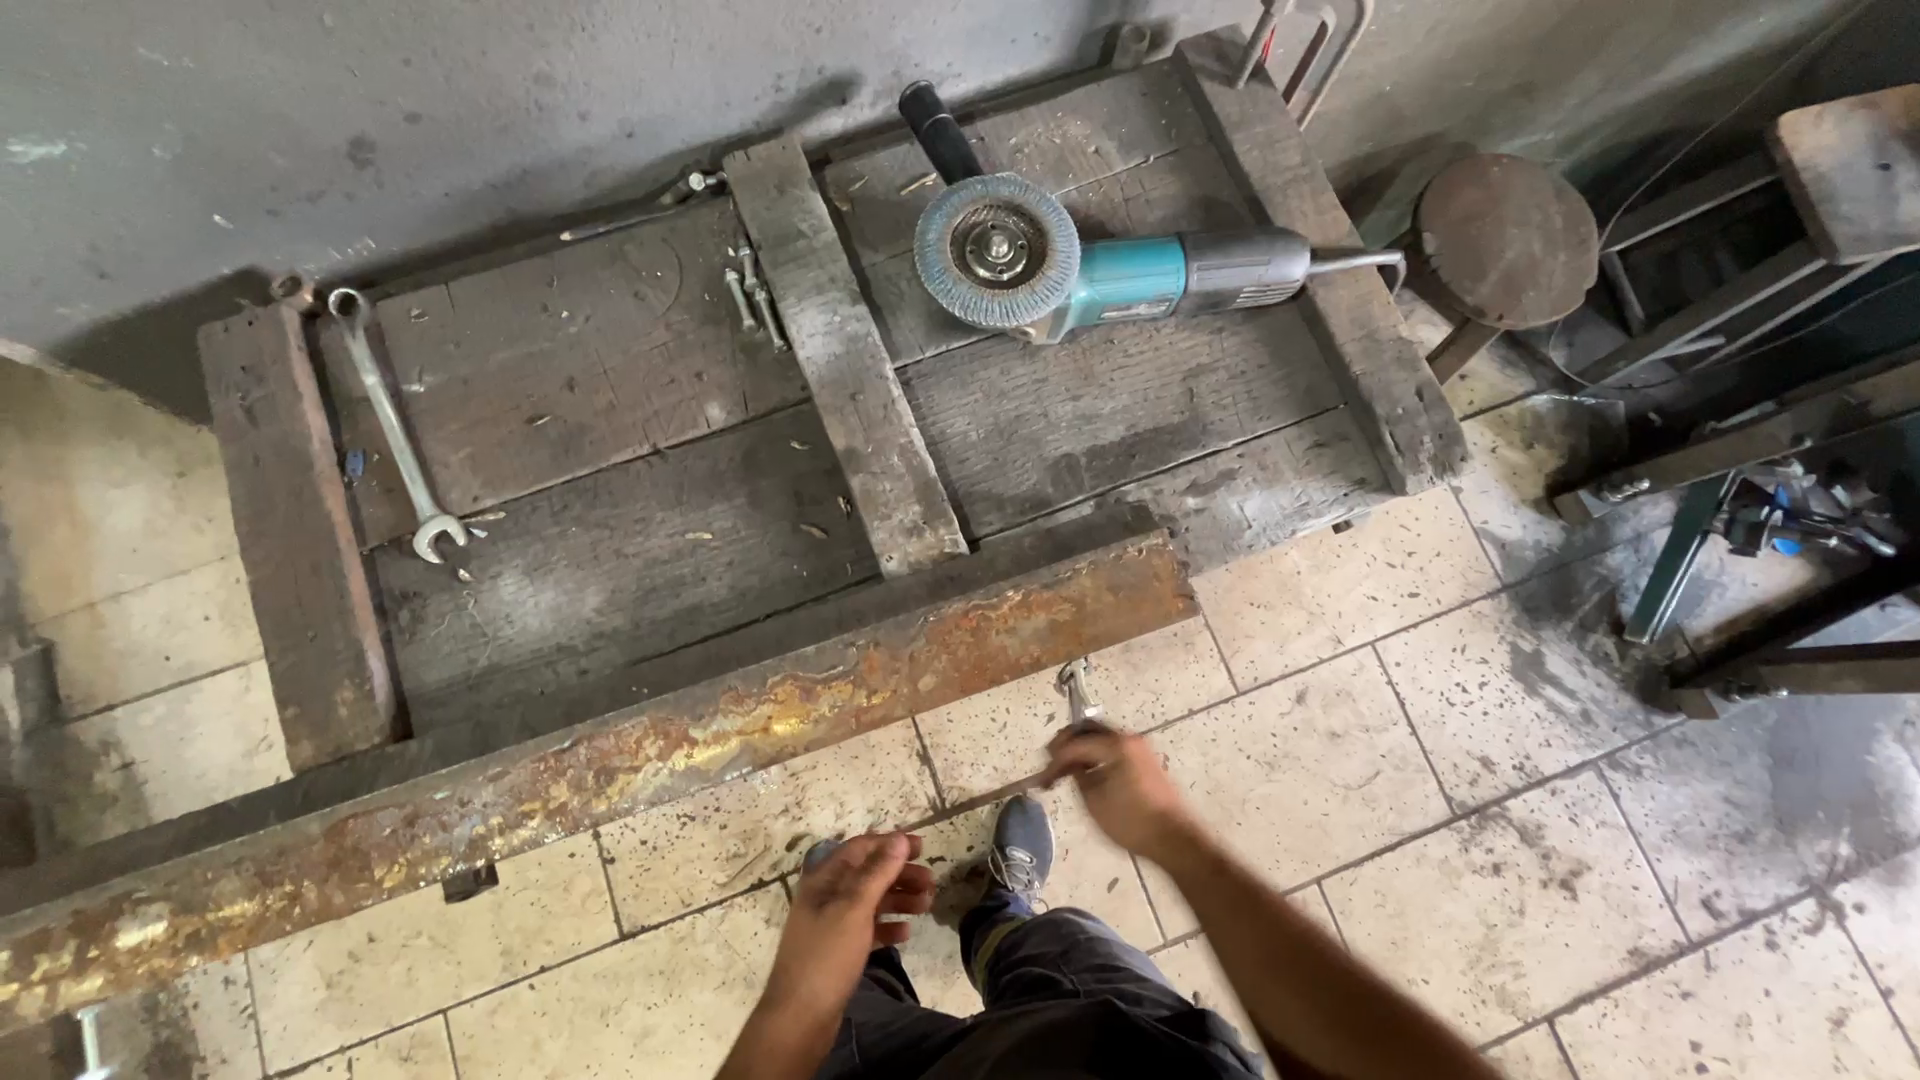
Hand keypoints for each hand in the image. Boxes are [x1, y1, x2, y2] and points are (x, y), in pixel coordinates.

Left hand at [760, 833, 933, 1019]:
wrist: (799, 1019)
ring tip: (926, 906)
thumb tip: (899, 838)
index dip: (891, 844)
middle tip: (930, 882)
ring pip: (871, 901)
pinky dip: (888, 927)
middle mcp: (827, 896)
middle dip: (900, 874)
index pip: (861, 848)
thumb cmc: (826, 956)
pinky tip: (906, 934)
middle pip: (869, 873)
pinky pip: (868, 929)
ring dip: (899, 899)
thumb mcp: (854, 908)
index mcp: (824, 879)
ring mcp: (832, 924)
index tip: (922, 847)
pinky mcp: (839, 950)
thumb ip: (878, 872)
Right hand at [1039, 728, 1198, 863]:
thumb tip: (1070, 766)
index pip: (1074, 742)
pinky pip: (1111, 748)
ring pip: (1099, 737)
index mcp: (1116, 744)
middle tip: (1050, 762)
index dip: (1054, 759)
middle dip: (1065, 744)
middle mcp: (1128, 738)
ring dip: (1080, 749)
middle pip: (1088, 729)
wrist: (1175, 839)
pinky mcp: (1143, 761)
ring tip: (1064, 770)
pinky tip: (1085, 774)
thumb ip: (1077, 776)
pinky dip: (1095, 755)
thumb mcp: (1094, 801)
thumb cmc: (1132, 823)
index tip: (1043, 779)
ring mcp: (1138, 748)